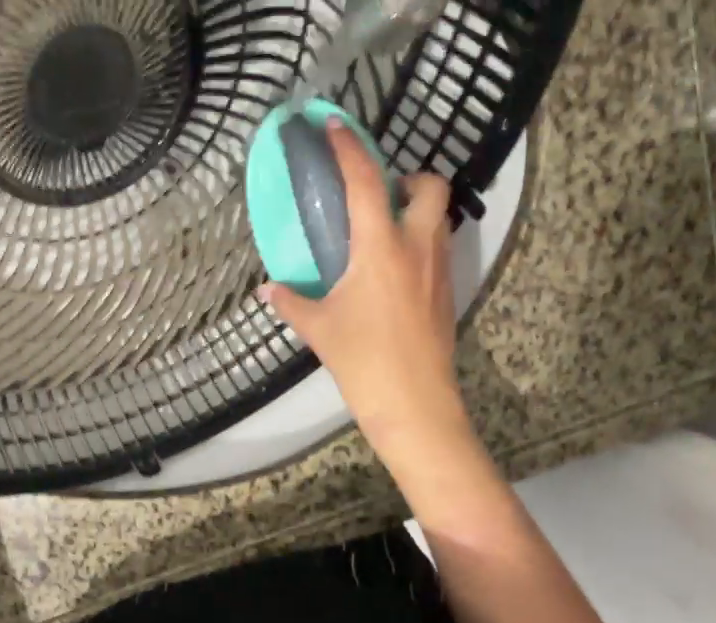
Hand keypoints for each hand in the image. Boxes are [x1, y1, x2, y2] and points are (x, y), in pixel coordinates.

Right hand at [259, 119, 473, 470]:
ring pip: (439, 218)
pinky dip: (420, 244)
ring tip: (385, 234)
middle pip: (429, 185)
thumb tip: (267, 290)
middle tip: (381, 196)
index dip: (349, 148)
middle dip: (409, 179)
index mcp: (380, 246)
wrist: (414, 402)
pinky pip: (438, 250)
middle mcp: (417, 246)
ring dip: (417, 211)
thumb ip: (292, 302)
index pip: (365, 181)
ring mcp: (439, 269)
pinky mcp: (448, 293)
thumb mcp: (320, 329)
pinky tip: (396, 273)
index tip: (335, 127)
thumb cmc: (362, 360)